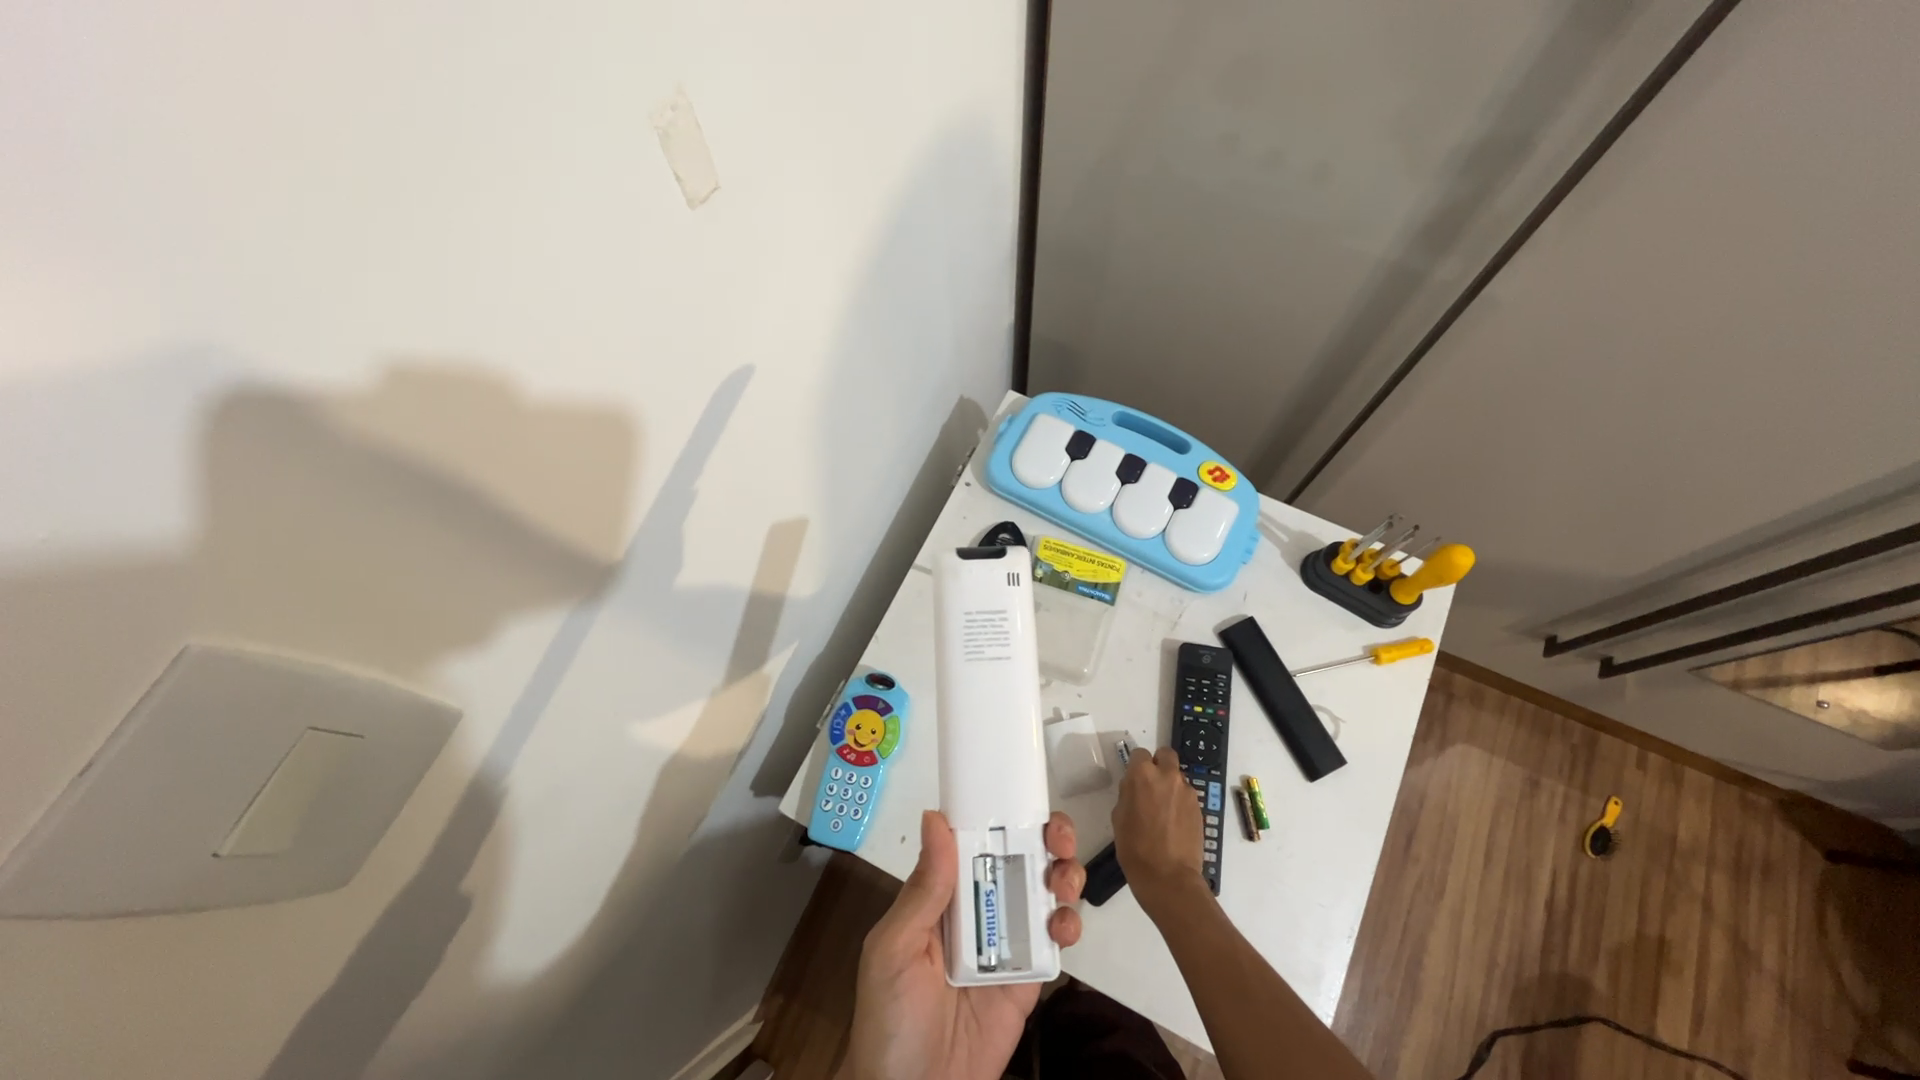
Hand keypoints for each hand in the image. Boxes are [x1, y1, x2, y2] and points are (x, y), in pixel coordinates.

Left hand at [839, 810, 1084, 1079]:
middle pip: (1017, 861)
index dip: (999, 817)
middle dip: (1044, 839)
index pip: (973, 844)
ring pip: (1042, 893)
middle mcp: (975, 912)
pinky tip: (1063, 926)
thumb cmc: (890, 1019)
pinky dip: (1067, 925)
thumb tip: (935, 819)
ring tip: (1064, 879)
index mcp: (940, 897)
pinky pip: (1054, 943)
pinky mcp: (1029, 979)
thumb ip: (923, 888)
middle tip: (1058, 837)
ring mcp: (1005, 944)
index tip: (1023, 798)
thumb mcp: (894, 948)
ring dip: (1062, 874)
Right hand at [1111, 747, 1204, 914]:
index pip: (1140, 754)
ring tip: (1164, 811)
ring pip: (1178, 777)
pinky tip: (1174, 823)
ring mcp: (1187, 792)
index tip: (1134, 779)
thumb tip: (1136, 788)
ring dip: (1171, 786)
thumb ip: (1128, 793)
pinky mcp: (1199, 808)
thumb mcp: (1119, 817)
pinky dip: (1180, 803)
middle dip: (1159, 764)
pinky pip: (1187, 796)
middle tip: (1152, 785)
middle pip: (1166, 755)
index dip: (1136, 765)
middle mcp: (1168, 777)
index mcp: (1142, 775)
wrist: (1167, 876)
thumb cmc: (1134, 848)